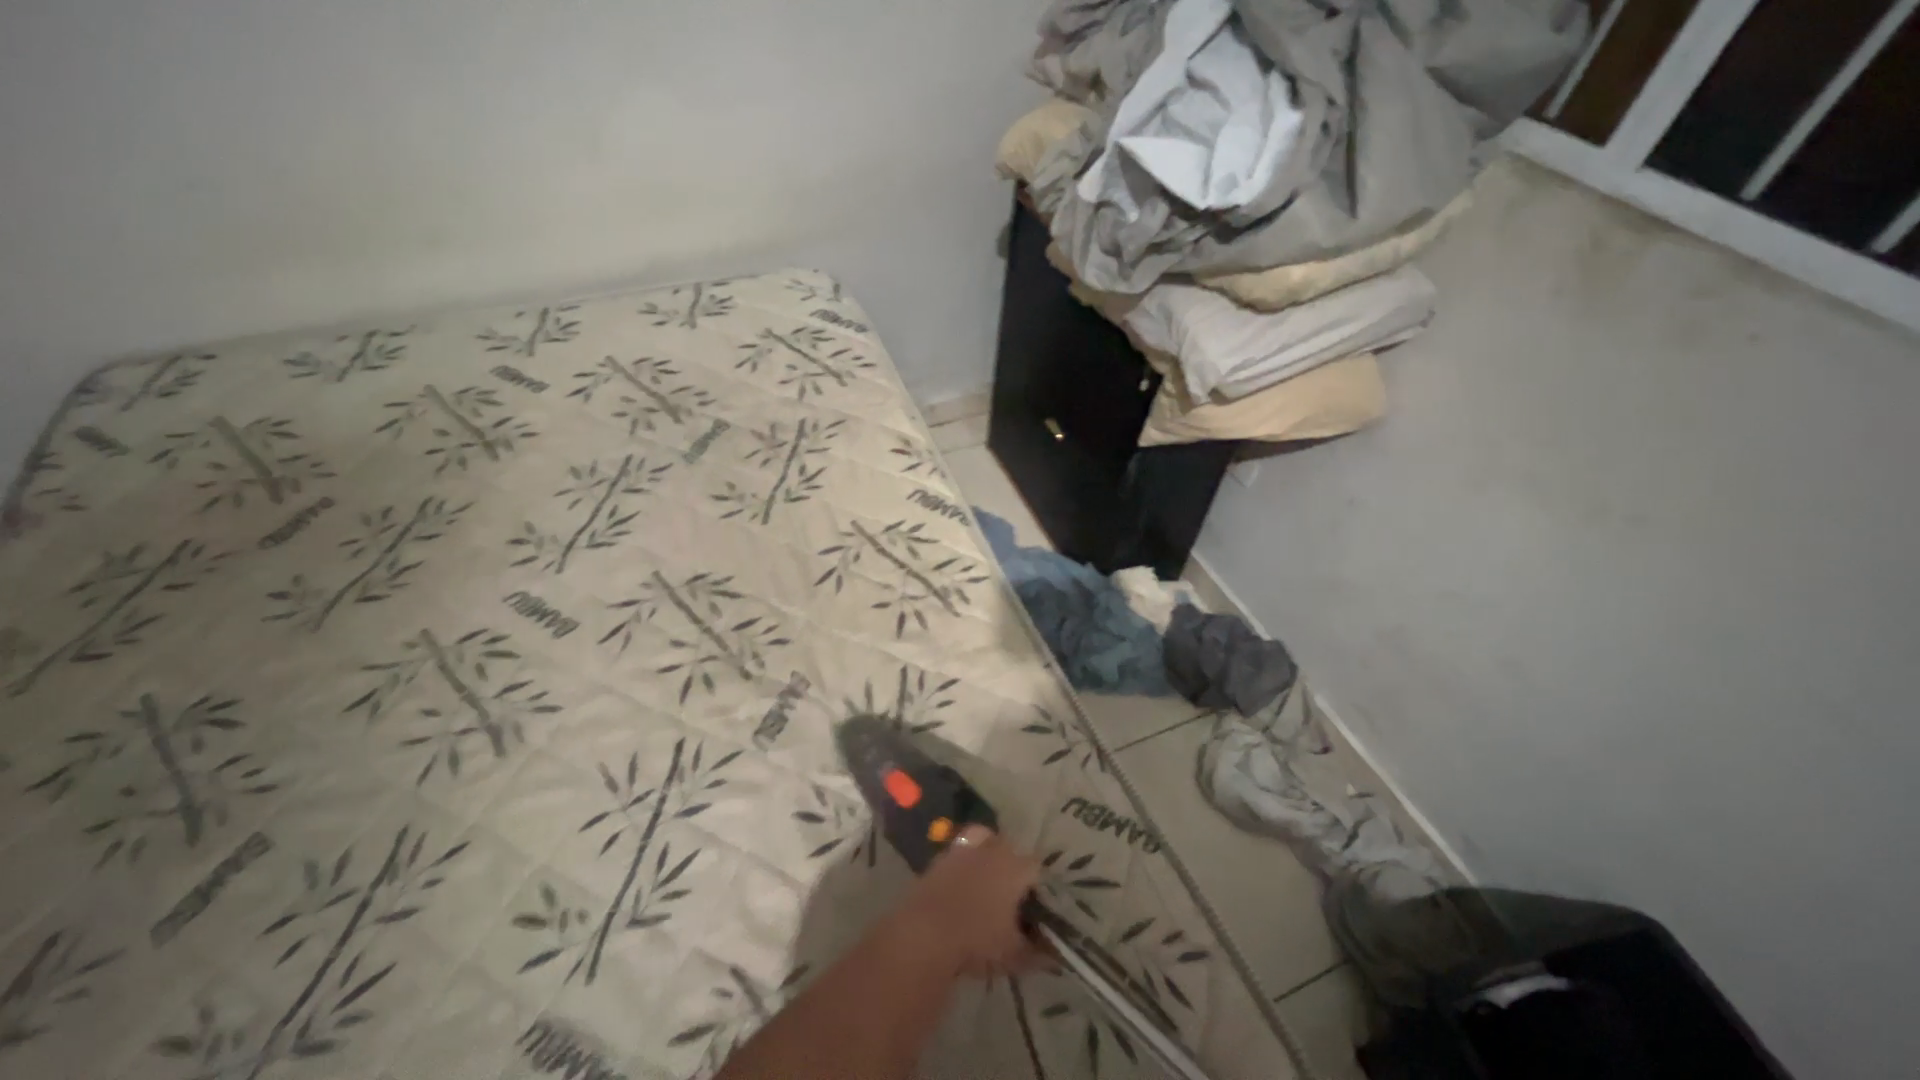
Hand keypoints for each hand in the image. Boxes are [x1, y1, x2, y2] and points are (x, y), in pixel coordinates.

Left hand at [889, 825, 1047, 978]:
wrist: (923, 935)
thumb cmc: (977, 941)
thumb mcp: (1014, 955)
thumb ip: (1037, 953)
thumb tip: (1053, 956)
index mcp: (1015, 867)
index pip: (1036, 867)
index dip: (1038, 886)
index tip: (1035, 906)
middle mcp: (990, 851)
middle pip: (1008, 847)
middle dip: (1012, 865)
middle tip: (1011, 893)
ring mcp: (960, 851)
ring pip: (981, 841)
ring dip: (985, 858)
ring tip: (984, 884)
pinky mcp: (936, 861)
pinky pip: (956, 855)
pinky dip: (961, 867)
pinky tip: (959, 890)